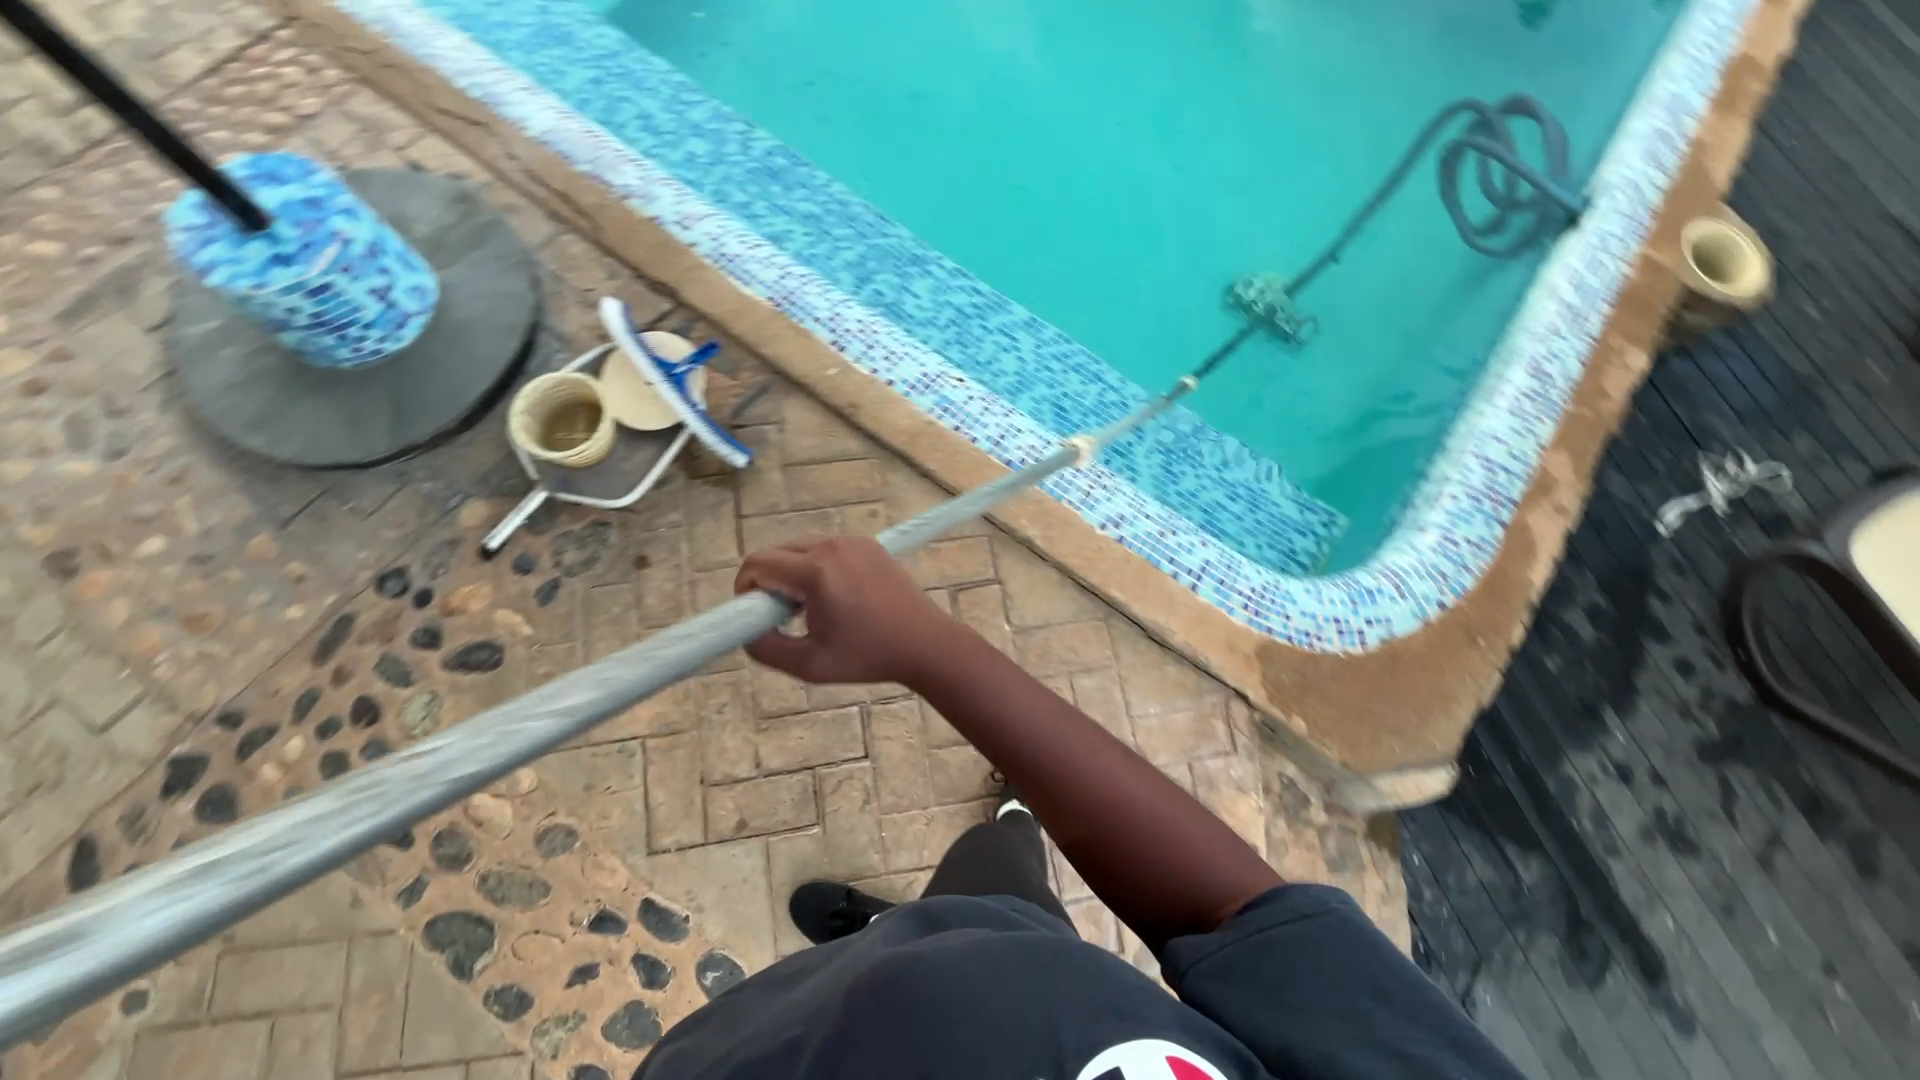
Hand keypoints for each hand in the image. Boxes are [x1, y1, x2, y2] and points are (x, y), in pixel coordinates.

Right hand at [734, 536, 963, 685]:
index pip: (757, 564)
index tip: (756, 616)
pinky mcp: (867, 543)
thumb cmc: (869, 657)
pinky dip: (816, 567)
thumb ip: (766, 648)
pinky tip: (834, 597)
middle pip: (776, 552)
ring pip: (799, 548)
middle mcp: (831, 546)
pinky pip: (824, 548)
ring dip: (792, 574)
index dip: (745, 589)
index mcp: (816, 572)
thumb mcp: (809, 665)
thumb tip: (746, 631)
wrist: (926, 643)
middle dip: (769, 582)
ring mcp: (852, 541)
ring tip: (811, 609)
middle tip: (784, 618)